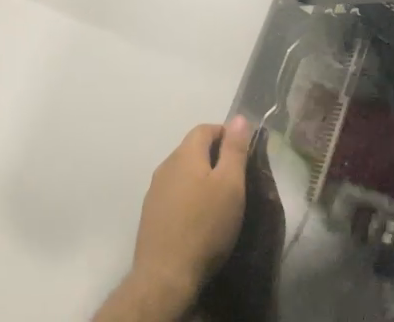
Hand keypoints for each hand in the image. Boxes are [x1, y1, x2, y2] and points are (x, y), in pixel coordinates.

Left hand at [131, 117, 254, 300]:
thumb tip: (239, 118)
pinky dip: (189, 197)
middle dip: (215, 157)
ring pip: (182, 173)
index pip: (205, 128)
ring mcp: (154, 191)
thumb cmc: (205, 226)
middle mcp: (165, 166)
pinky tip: (198, 219)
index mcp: (185, 154)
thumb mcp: (230, 185)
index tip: (243, 154)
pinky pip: (174, 194)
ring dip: (201, 179)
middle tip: (236, 180)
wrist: (165, 275)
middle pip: (192, 149)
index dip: (226, 134)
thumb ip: (234, 150)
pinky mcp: (150, 214)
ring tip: (219, 201)